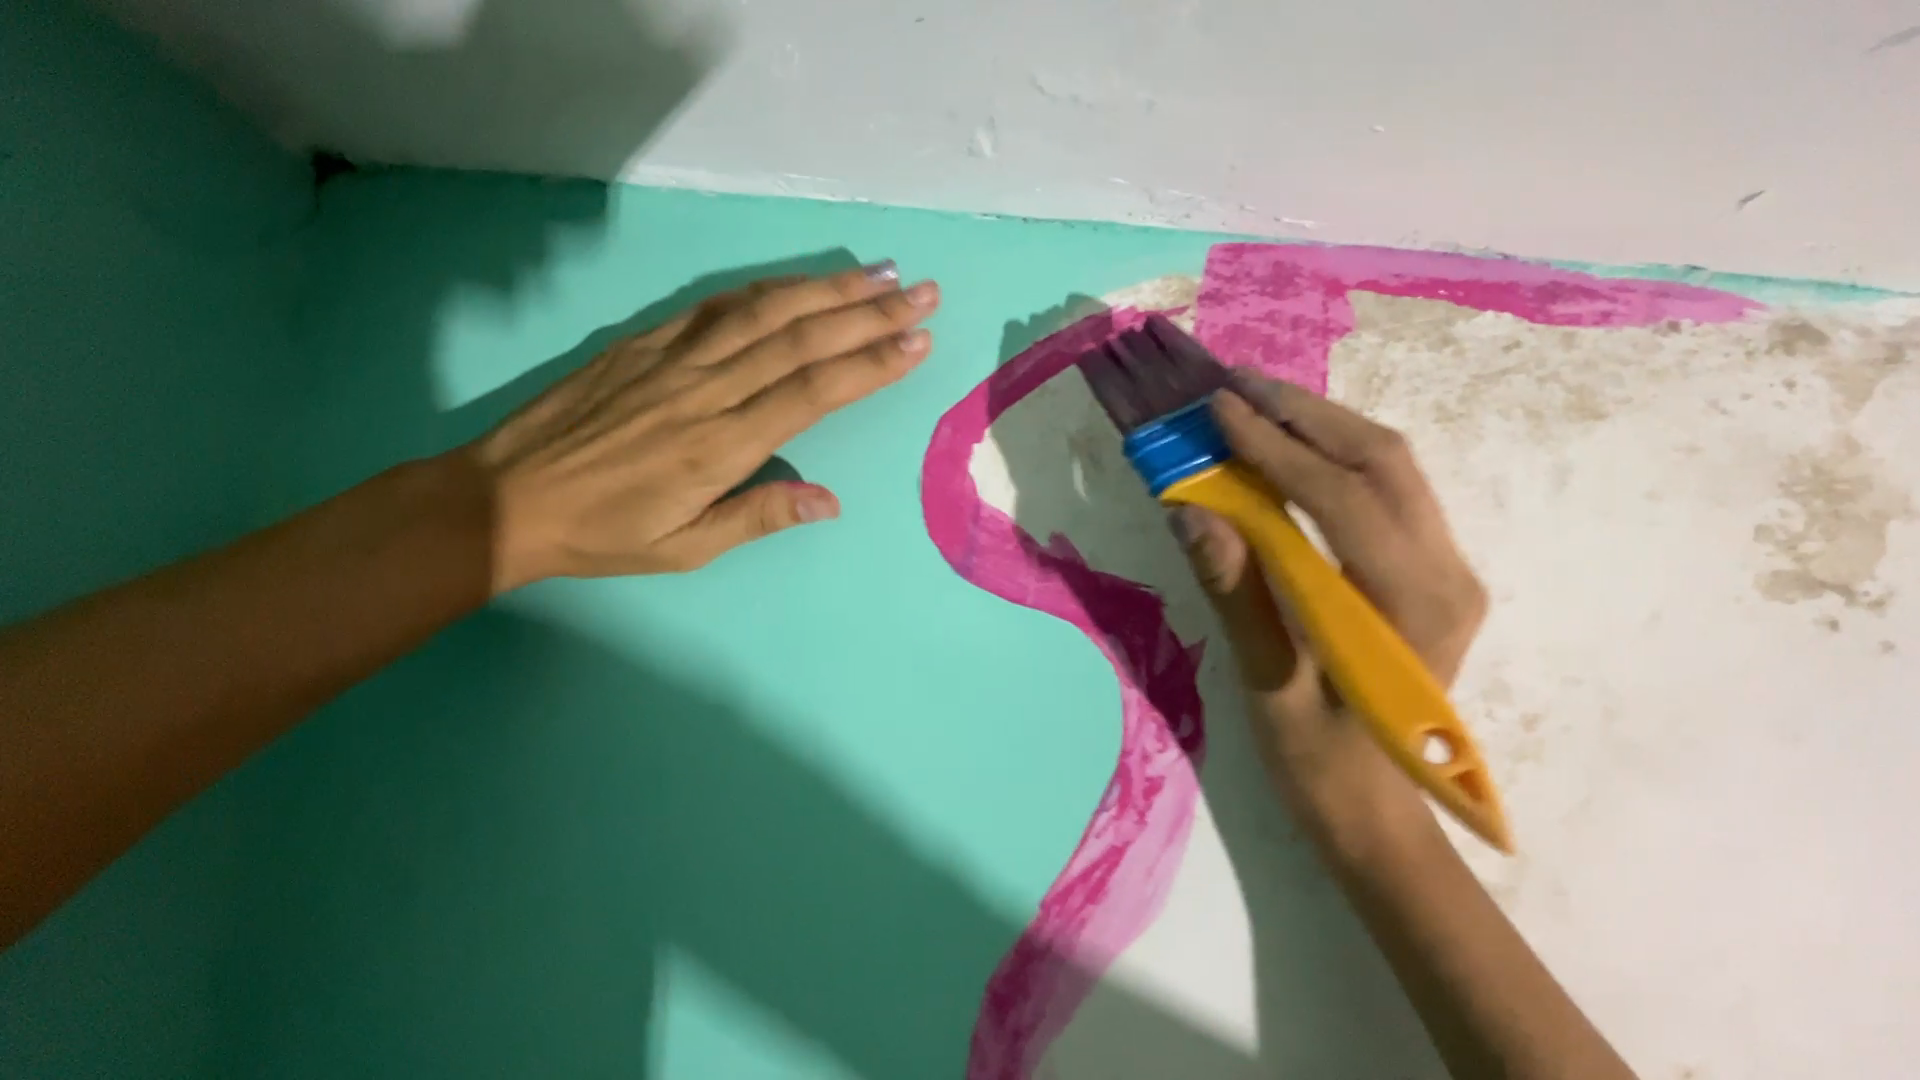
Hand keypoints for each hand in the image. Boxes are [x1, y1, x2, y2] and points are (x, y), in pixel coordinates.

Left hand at [465, 264, 937, 591]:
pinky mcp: (644, 342)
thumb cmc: (602, 534)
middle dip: (868, 313)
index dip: (870, 363)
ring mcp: (672, 358)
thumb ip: (758, 517)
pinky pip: (713, 307)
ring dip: (826, 289)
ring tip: (879, 274)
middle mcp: (706, 390)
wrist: (505, 497)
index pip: (812, 392)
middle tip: (922, 293)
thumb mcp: (683, 548)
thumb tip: (830, 501)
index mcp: (721, 445)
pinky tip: (796, 283)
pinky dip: (764, 290)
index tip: (917, 341)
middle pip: (800, 340)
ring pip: (763, 312)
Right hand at [1171, 374, 1486, 806]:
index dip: (1275, 445)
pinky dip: (1333, 452)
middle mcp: (1447, 573)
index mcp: (1412, 607)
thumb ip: (1237, 594)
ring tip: (1252, 399)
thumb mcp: (1268, 687)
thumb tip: (1192, 510)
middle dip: (1302, 412)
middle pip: (1381, 459)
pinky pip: (1386, 487)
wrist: (1377, 810)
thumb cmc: (1319, 764)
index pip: (1341, 497)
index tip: (1216, 406)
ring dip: (1319, 422)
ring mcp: (1447, 567)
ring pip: (1390, 464)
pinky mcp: (1430, 568)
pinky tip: (1288, 442)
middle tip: (1232, 383)